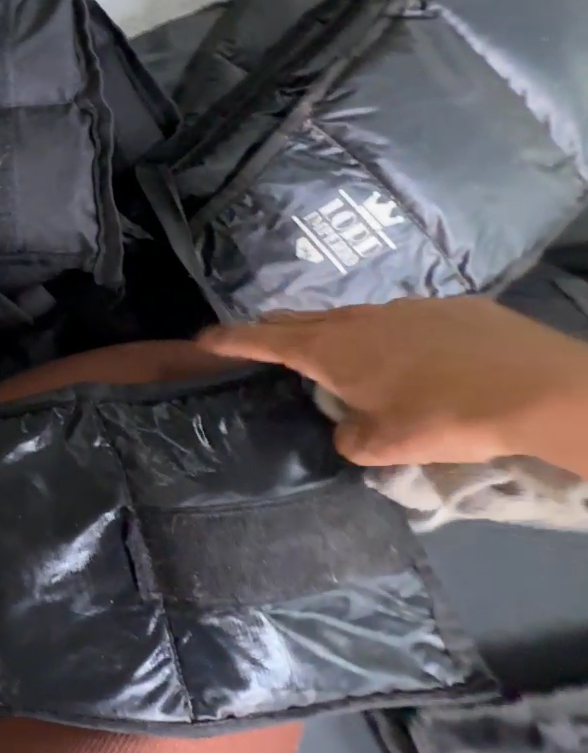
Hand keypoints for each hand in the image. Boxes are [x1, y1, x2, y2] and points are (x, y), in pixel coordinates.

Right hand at [197, 296, 587, 468]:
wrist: (551, 392)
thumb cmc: (450, 418)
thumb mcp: (386, 446)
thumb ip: (349, 437)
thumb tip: (347, 428)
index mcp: (325, 350)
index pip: (256, 339)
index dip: (225, 339)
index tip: (201, 338)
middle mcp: (353, 320)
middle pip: (296, 319)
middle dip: (274, 331)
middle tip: (267, 346)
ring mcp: (404, 308)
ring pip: (351, 317)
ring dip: (340, 335)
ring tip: (355, 359)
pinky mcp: (452, 306)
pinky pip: (406, 318)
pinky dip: (397, 336)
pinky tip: (427, 359)